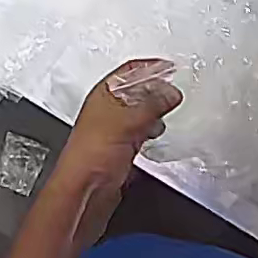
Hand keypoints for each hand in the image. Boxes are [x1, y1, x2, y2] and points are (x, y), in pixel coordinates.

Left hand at [54, 58, 183, 188]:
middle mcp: (108, 111)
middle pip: (135, 91)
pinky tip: (156, 131)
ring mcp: (115, 129)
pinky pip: (141, 130)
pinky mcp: (122, 147)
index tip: (167, 66)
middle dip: (155, 88)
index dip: (148, 66)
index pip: (128, 71)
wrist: (84, 191)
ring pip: (139, 111)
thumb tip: (171, 92)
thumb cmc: (89, 156)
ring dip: (154, 110)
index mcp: (103, 96)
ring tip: (168, 108)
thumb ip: (152, 105)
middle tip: (172, 86)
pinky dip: (151, 128)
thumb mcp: (127, 122)